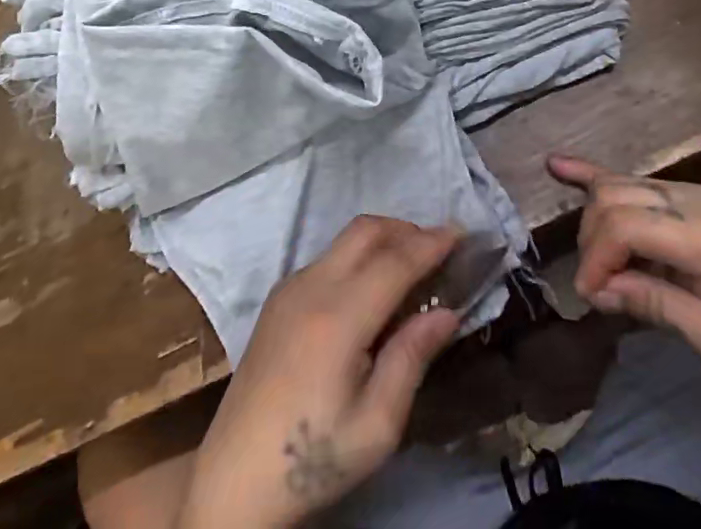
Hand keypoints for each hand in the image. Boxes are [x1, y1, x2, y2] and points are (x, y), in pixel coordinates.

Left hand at [175, 217, 461, 528]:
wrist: (237, 471)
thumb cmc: (315, 455)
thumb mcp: (378, 423)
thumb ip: (411, 358)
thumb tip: (447, 311)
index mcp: (337, 317)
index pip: (393, 261)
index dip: (431, 243)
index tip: (462, 232)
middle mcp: (309, 287)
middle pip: (363, 232)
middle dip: (405, 229)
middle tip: (440, 248)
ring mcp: (288, 289)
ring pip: (341, 242)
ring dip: (381, 241)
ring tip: (414, 268)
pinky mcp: (277, 300)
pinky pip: (325, 259)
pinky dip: (357, 257)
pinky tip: (373, 290)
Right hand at [547, 156, 700, 401]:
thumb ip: (659, 308)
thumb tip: (598, 289)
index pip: (625, 227)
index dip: (595, 260)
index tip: (591, 299)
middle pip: (614, 199)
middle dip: (591, 241)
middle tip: (599, 289)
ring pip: (618, 186)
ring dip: (594, 221)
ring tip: (596, 263)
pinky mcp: (697, 198)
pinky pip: (636, 180)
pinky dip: (594, 176)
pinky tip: (559, 166)